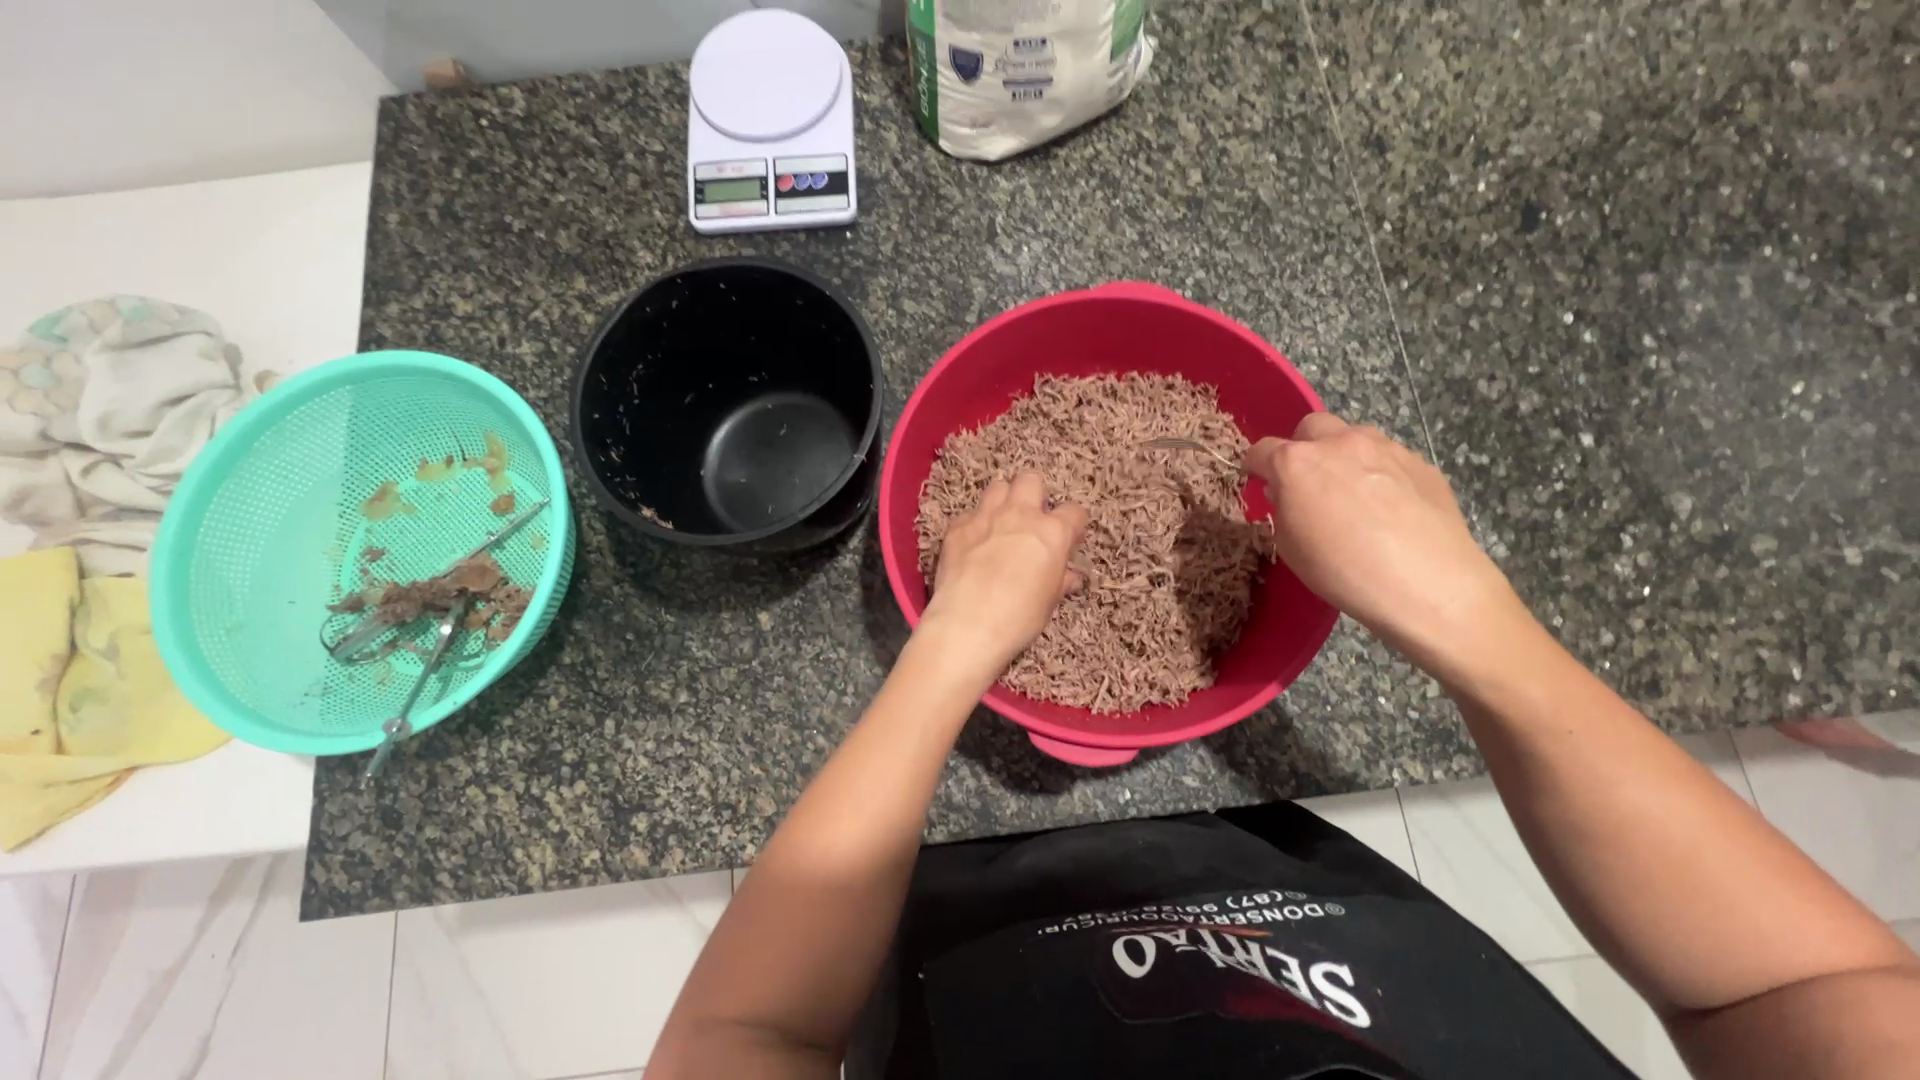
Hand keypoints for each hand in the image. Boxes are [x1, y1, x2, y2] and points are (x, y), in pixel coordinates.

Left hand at [920, 472, 1087, 679]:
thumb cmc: (1018, 618)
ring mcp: (985, 516)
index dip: (1073, 526)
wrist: (967, 625)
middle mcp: (1020, 515)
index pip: (1075, 512)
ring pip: (998, 487)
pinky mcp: (957, 526)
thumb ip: (1061, 580)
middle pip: (1031, 480)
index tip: (1068, 540)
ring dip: (1003, 501)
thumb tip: (1071, 577)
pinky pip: (969, 514)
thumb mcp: (1049, 602)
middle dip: (1034, 494)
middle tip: (1030, 520)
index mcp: (1052, 532)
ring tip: (1000, 524)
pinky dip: (974, 525)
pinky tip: (972, 545)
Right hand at [1245, 413, 1526, 675]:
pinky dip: (1379, 472)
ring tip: (1353, 494)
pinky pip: (1388, 457)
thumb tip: (1287, 493)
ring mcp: (1384, 447)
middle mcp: (1339, 443)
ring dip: (1343, 456)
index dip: (1256, 467)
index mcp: (1296, 463)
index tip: (1259, 482)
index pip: (1261, 450)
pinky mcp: (1420, 461)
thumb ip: (1282, 510)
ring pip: (1353, 437)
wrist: (1428, 583)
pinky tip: (1389, 507)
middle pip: (1310, 427)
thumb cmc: (1343, 571)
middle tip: (1308, 483)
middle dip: (1302, 448)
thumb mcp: (1291, 548)